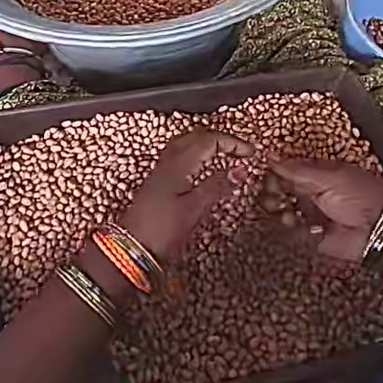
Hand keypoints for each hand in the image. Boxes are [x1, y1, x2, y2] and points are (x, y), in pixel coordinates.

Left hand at [117, 129, 256, 263]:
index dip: (233, 142)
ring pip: (188, 143)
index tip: (251, 153)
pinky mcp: (158, 179)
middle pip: (198, 136)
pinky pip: (180, 153)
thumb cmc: (162, 229)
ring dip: (208, 143)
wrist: (131, 245)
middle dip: (222, 138)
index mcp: (179, 163)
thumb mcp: (194, 208)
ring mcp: (161, 169)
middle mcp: (169, 160)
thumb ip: (217, 186)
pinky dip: (197, 152)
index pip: (209, 139)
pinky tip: (203, 165)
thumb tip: (241, 168)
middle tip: (241, 151)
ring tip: (227, 153)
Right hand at [265, 159, 382, 263]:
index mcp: (320, 173)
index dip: (276, 170)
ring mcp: (312, 213)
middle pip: (282, 188)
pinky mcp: (311, 235)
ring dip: (280, 208)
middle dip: (274, 190)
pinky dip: (287, 225)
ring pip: (283, 208)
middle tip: (272, 192)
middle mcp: (313, 192)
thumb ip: (299, 170)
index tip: (264, 171)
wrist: (380, 232)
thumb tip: (273, 158)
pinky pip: (291, 229)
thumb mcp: (330, 177)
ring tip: (287, 210)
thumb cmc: (362, 197)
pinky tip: (291, 221)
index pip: (289, 168)